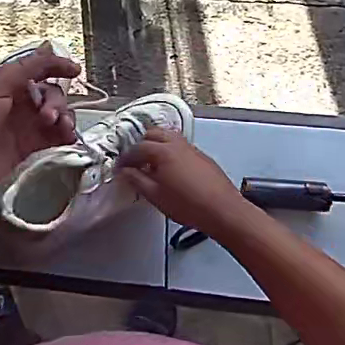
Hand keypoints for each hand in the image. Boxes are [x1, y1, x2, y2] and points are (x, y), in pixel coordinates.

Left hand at [0, 49, 80, 199]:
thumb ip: (22, 69)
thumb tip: (46, 48)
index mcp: (5, 83)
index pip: (37, 68)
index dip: (56, 66)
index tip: (74, 70)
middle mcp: (16, 101)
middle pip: (50, 93)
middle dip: (56, 101)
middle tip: (48, 116)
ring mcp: (23, 124)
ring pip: (55, 114)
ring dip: (64, 117)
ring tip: (62, 127)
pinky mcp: (28, 146)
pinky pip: (53, 136)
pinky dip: (64, 134)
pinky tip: (68, 137)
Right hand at [116, 128, 245, 234]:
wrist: (223, 211)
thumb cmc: (190, 205)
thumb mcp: (155, 196)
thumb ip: (137, 180)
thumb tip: (126, 172)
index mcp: (163, 151)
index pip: (137, 148)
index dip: (126, 158)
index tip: (121, 167)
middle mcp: (177, 144)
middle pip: (153, 134)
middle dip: (141, 144)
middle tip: (135, 160)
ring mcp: (192, 148)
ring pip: (169, 136)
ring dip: (157, 145)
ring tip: (152, 163)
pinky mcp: (202, 157)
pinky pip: (181, 146)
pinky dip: (170, 150)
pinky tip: (170, 169)